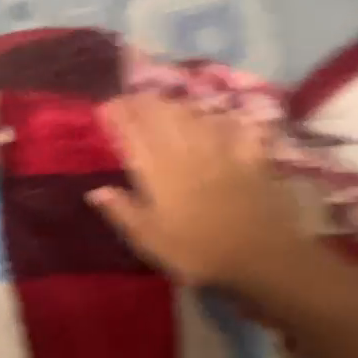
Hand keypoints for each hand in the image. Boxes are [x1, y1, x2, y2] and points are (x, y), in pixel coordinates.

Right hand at [88, 94, 313, 290]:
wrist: (263, 259)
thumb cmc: (198, 252)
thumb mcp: (150, 240)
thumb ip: (123, 211)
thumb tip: (95, 190)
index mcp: (159, 173)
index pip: (133, 135)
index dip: (119, 116)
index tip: (106, 106)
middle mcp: (187, 154)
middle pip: (164, 118)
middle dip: (145, 103)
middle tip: (131, 97)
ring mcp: (222, 153)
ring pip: (196, 117)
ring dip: (177, 105)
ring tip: (165, 101)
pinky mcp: (252, 159)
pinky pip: (238, 130)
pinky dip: (226, 121)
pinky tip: (221, 117)